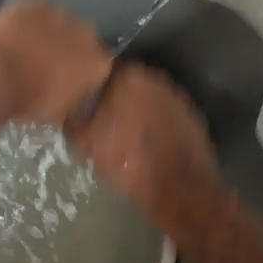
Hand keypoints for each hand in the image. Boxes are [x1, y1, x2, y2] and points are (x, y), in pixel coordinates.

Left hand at [0, 0, 111, 124]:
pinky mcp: (33, 1)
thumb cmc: (31, 100)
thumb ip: (73, 98)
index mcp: (97, 62)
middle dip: (68, 44)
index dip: (81, 67)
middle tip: (46, 58)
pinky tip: (14, 30)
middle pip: (81, 36)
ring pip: (57, 19)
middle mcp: (84, 33)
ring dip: (47, 29)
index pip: (98, 62)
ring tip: (26, 43)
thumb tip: (70, 95)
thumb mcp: (60, 113)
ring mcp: (59, 12)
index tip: (68, 74)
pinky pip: (34, 9)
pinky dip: (26, 18)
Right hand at [65, 65, 218, 218]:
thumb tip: (68, 108)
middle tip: (105, 120)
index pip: (102, 72)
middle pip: (127, 84)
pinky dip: (157, 124)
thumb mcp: (86, 143)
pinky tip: (149, 144)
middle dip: (117, 98)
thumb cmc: (129, 161)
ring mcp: (178, 97)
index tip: (87, 105)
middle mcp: (155, 78)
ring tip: (128, 134)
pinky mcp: (194, 118)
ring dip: (138, 111)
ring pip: (148, 99)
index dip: (93, 89)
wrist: (180, 191)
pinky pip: (166, 115)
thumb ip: (73, 118)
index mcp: (129, 76)